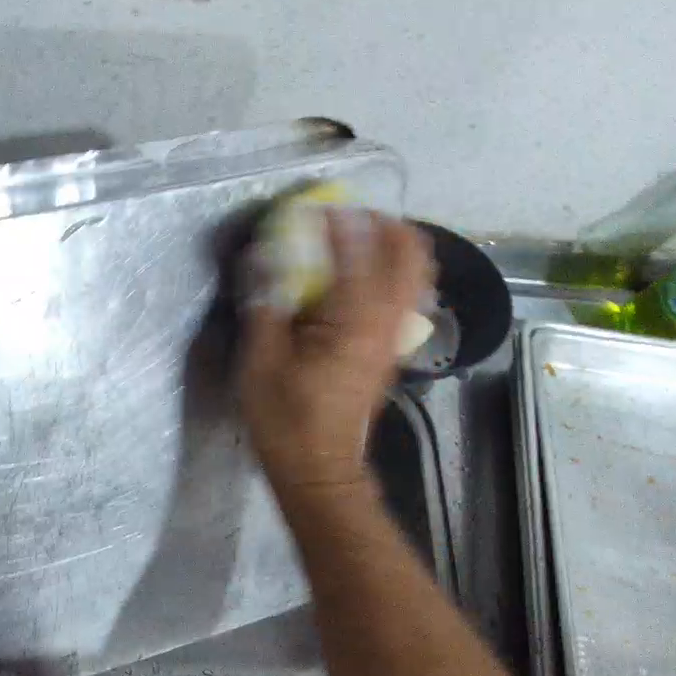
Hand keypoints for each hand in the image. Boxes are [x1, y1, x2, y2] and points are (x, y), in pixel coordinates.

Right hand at [238, 209, 431, 494]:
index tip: (312, 208)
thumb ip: (265, 306)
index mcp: (353, 319)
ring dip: (390, 247)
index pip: (357, 249)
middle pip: (408, 252)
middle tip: (347, 217)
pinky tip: (356, 281)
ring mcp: (394, 337)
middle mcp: (386, 321)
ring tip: (356, 241)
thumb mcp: (260, 362)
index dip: (337, 221)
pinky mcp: (390, 350)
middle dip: (381, 225)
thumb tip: (263, 260)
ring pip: (415, 273)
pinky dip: (390, 273)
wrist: (318, 468)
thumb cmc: (285, 419)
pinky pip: (405, 295)